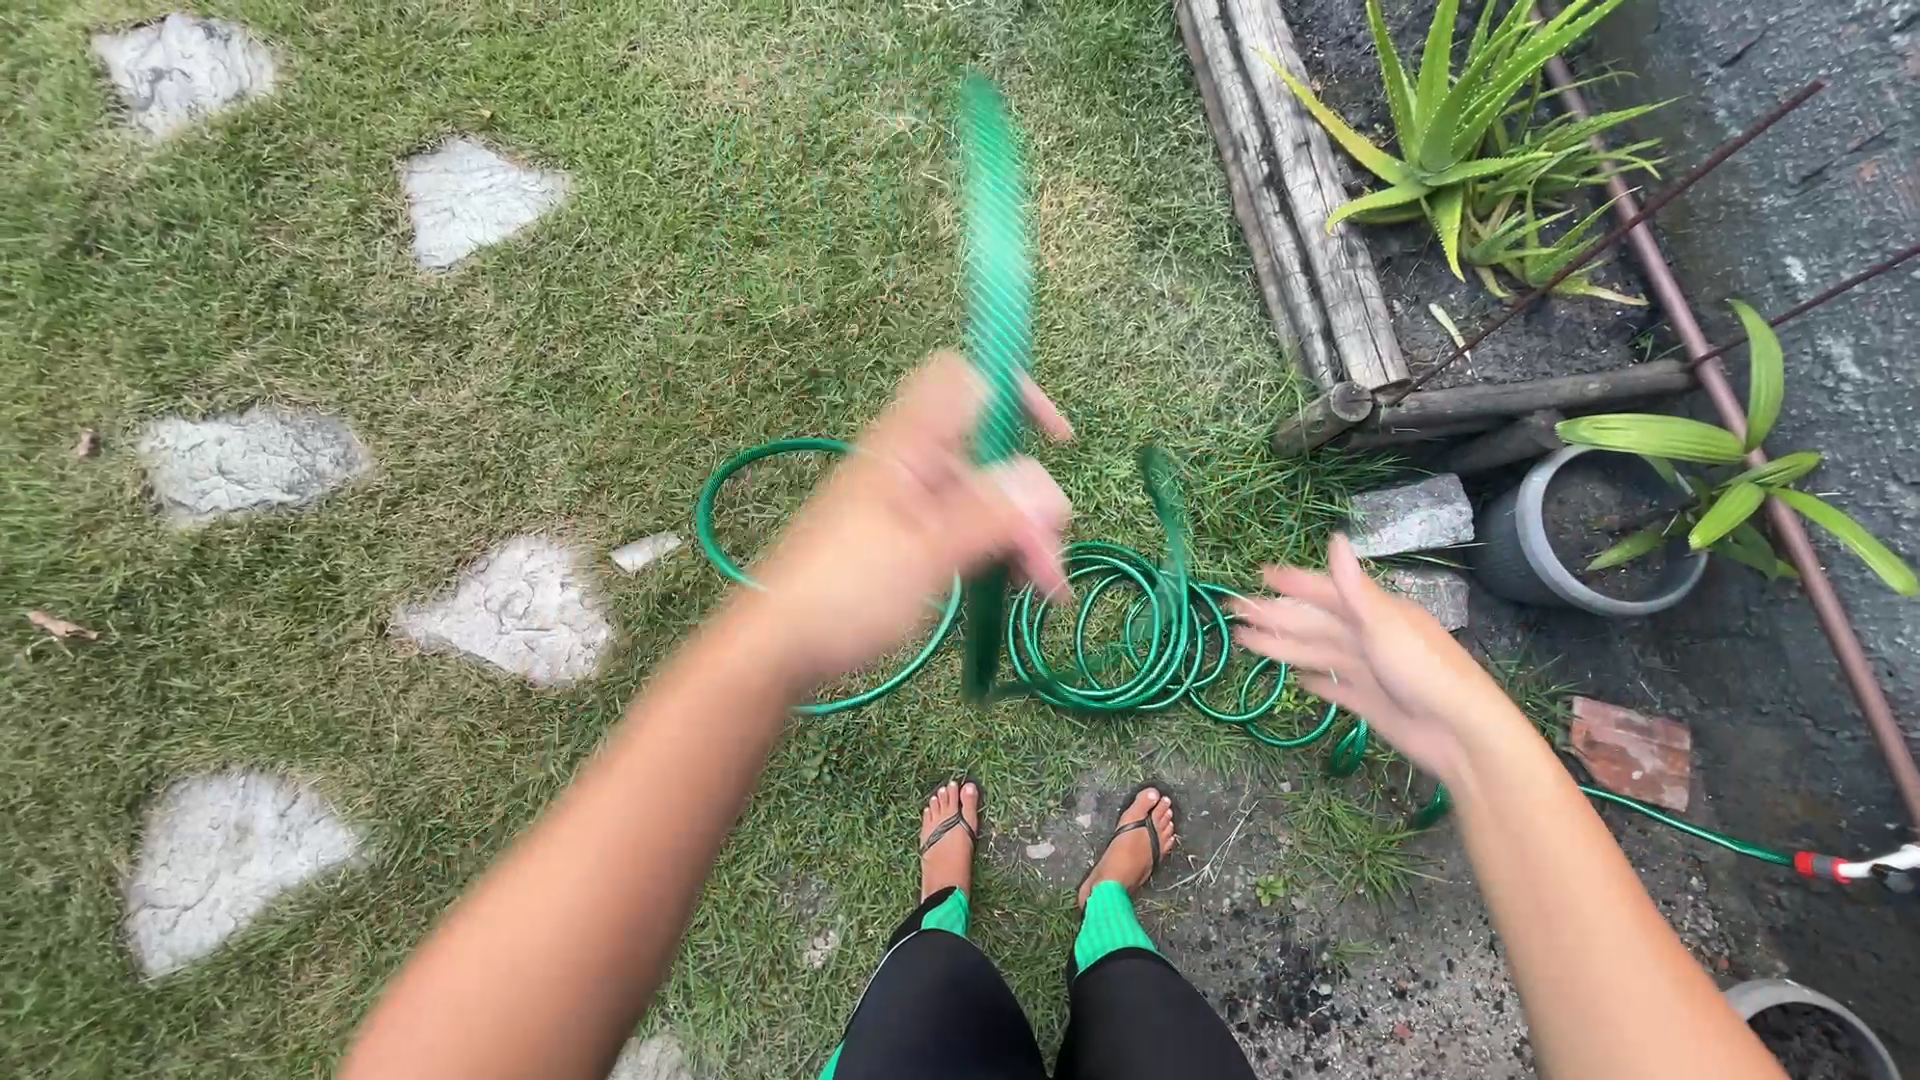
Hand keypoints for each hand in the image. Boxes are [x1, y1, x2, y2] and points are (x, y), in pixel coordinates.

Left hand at [744, 352, 1072, 682]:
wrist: (778, 648)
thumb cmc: (841, 595)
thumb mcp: (923, 554)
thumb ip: (987, 516)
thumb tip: (1048, 487)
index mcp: (906, 447)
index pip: (965, 380)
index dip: (1015, 393)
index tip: (1055, 439)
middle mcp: (912, 466)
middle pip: (991, 457)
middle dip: (1030, 502)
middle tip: (1051, 565)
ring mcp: (912, 505)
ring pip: (987, 501)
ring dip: (1022, 537)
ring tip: (1043, 591)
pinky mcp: (911, 541)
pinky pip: (968, 532)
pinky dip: (997, 553)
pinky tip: (1014, 589)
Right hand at [1228, 535, 1519, 781]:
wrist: (1460, 733)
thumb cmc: (1424, 670)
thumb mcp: (1385, 622)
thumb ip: (1352, 586)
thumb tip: (1334, 538)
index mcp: (1375, 613)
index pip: (1325, 592)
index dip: (1292, 582)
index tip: (1259, 574)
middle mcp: (1370, 637)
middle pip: (1313, 622)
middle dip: (1274, 615)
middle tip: (1235, 609)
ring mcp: (1369, 670)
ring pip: (1316, 652)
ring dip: (1281, 645)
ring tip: (1244, 640)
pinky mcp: (1369, 702)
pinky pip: (1335, 687)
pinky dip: (1315, 680)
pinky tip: (1295, 678)